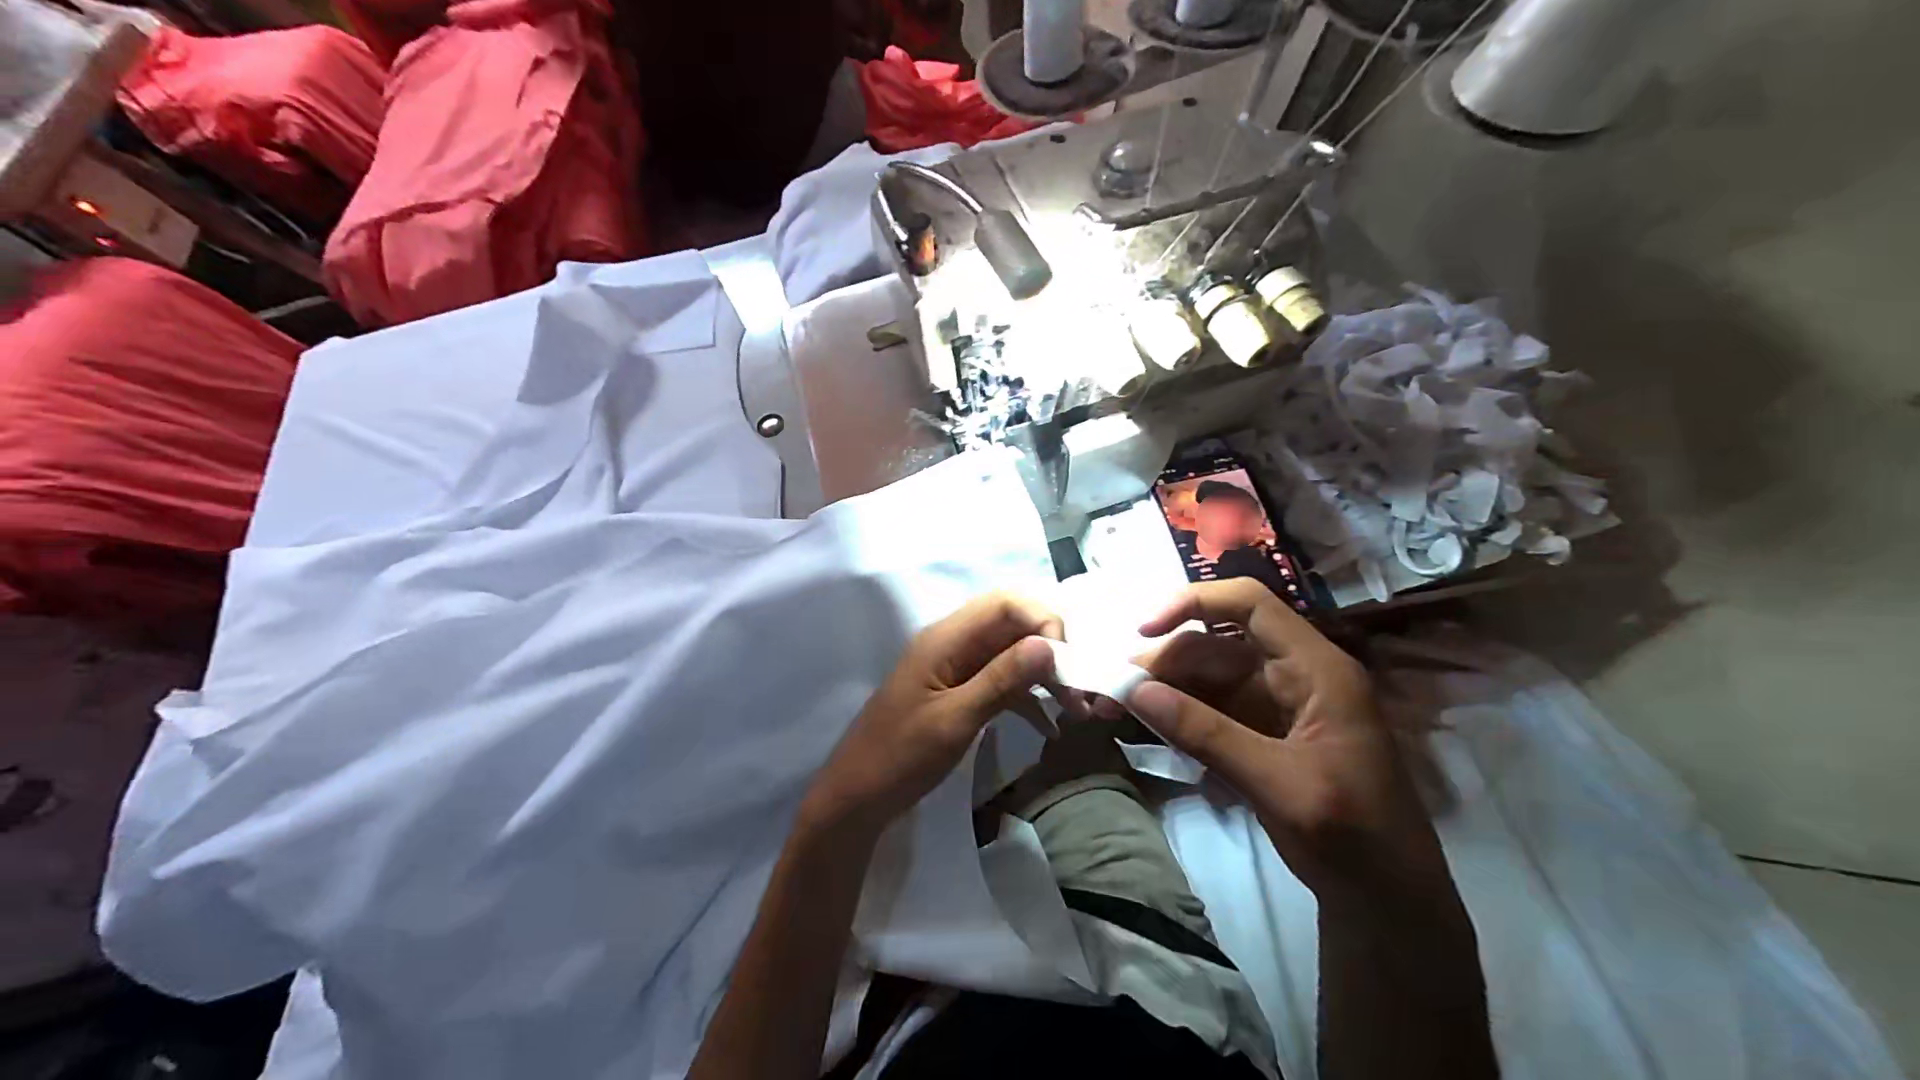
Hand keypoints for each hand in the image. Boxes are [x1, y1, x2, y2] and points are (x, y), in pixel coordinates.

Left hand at [804, 593, 1060, 834]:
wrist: (856, 798)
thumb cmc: (900, 756)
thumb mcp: (955, 719)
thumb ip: (1001, 679)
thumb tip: (1050, 644)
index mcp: (945, 639)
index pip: (1005, 603)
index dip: (1043, 621)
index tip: (1068, 663)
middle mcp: (952, 644)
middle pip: (1011, 624)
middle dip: (1050, 647)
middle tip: (1079, 688)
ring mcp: (954, 669)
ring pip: (1009, 653)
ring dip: (1042, 674)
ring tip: (1074, 709)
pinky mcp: (958, 693)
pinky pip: (1000, 681)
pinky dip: (1026, 697)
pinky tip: (1049, 726)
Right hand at [1124, 580, 1448, 901]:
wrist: (1389, 899)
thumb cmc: (1353, 834)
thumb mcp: (1279, 783)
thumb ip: (1206, 734)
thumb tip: (1137, 691)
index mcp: (1315, 668)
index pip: (1249, 605)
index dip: (1193, 604)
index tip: (1142, 631)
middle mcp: (1292, 674)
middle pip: (1216, 644)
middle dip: (1163, 660)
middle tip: (1114, 688)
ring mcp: (1275, 704)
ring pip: (1206, 676)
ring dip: (1162, 688)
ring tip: (1115, 706)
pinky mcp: (1260, 733)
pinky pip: (1209, 708)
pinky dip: (1176, 713)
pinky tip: (1144, 725)